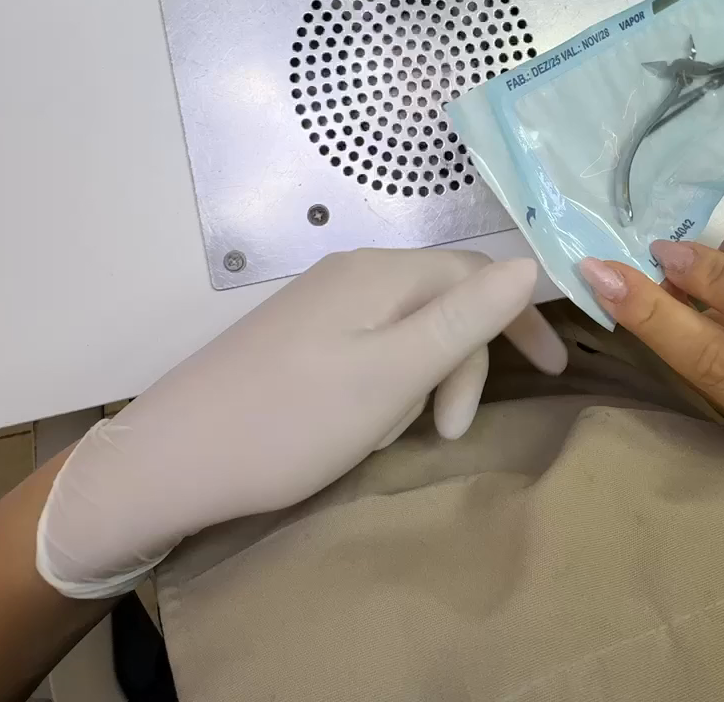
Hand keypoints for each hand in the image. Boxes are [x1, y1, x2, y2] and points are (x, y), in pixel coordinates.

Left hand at [36, 248, 564, 598]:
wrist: (169, 459)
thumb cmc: (292, 422)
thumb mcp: (394, 375)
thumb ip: (465, 318)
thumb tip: (529, 264)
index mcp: (382, 272)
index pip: (479, 275)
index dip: (520, 318)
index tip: (554, 370)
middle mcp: (355, 271)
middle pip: (443, 302)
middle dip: (459, 365)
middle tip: (446, 432)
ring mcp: (323, 300)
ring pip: (408, 329)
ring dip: (420, 380)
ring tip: (389, 433)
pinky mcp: (302, 331)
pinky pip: (371, 344)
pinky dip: (385, 383)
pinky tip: (360, 422)